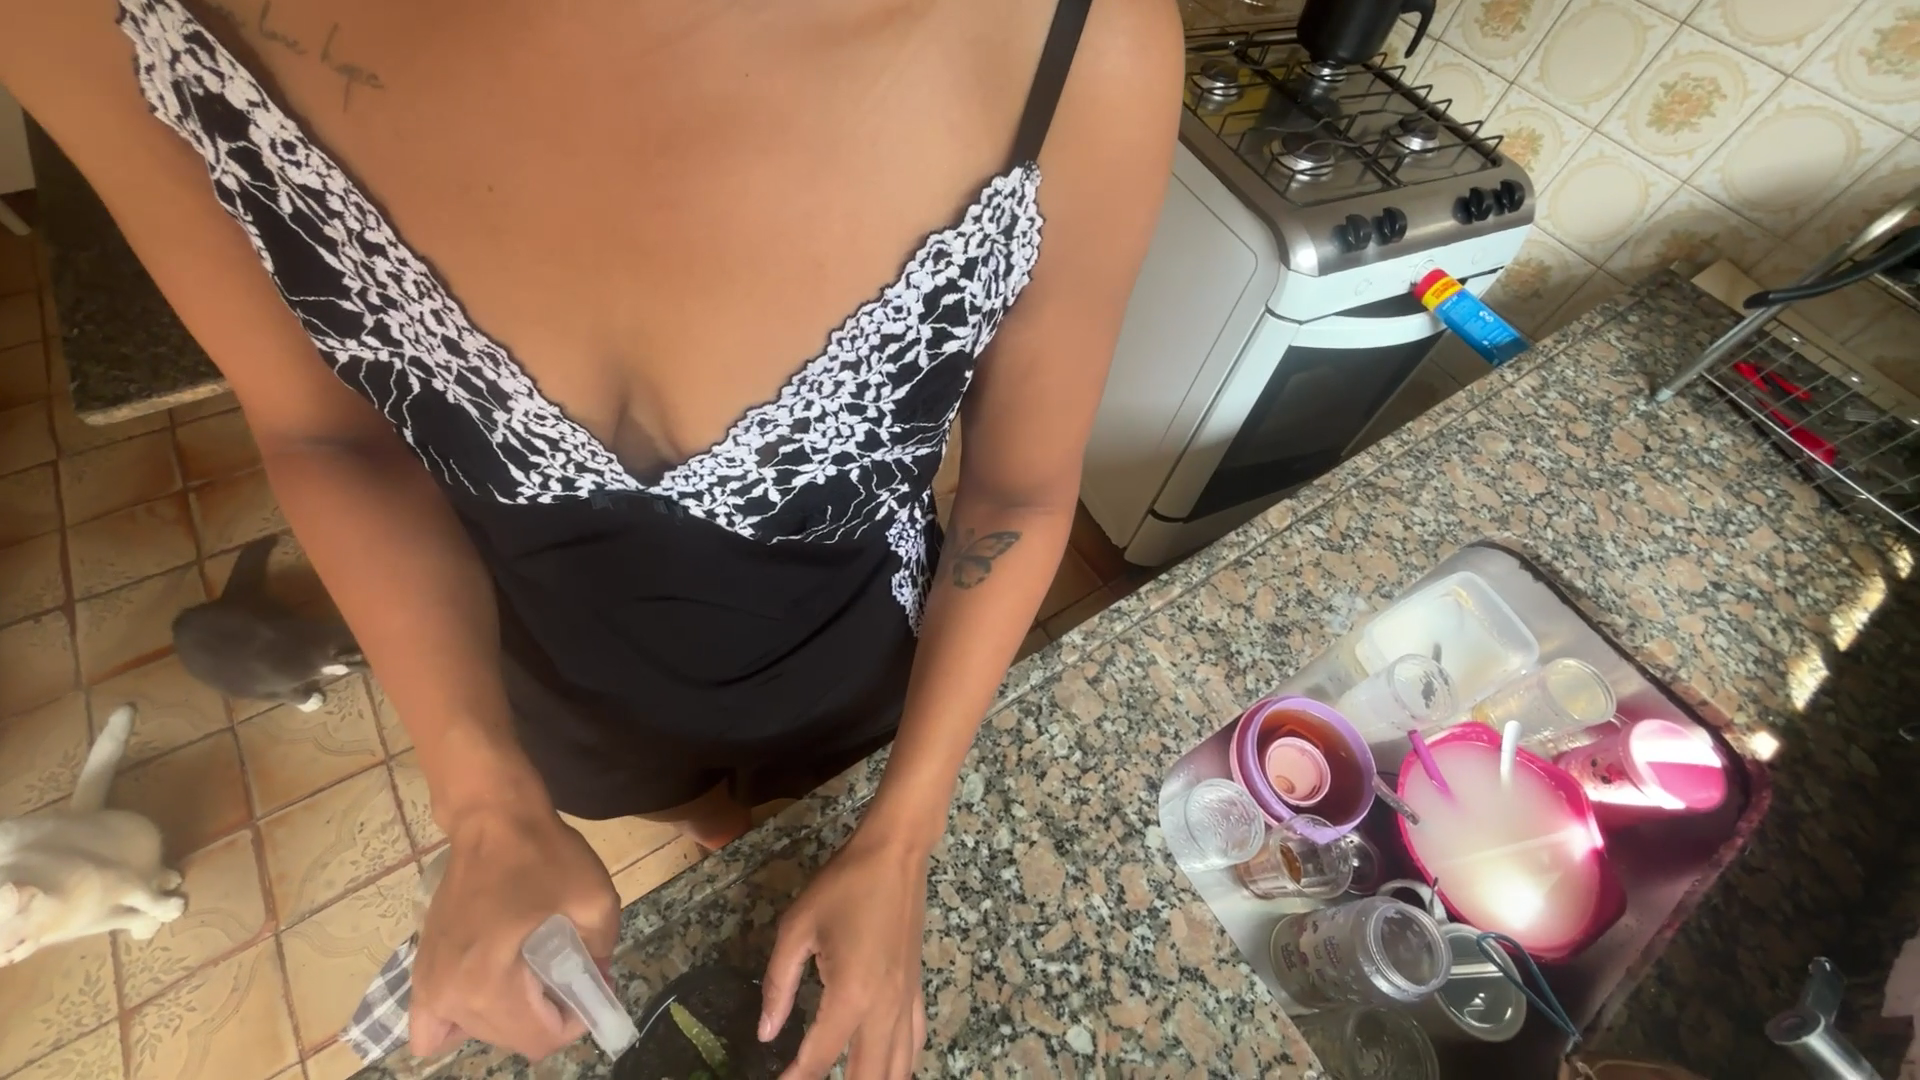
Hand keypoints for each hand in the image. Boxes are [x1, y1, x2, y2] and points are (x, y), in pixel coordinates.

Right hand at [410, 804, 619, 1060]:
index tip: (594, 986)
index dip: (575, 1021)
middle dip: (550, 1015)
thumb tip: (597, 982)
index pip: (537, 1039)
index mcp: (489, 982)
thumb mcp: (594, 897)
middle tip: (575, 972)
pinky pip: (433, 1025)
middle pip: (509, 1039)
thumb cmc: (544, 855)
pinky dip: (464, 1020)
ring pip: (478, 1032)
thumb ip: (601, 948)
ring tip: (540, 974)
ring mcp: (426, 987)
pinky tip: (495, 989)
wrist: (494, 821)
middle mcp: (448, 997)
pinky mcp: (421, 972)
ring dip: (516, 1015)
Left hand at [760, 829, 929, 1078]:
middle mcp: (884, 1009)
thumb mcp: (798, 926)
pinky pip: (914, 1042)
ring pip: (899, 1069)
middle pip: (867, 1078)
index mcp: (851, 995)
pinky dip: (900, 1064)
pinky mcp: (916, 986)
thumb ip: (779, 984)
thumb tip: (766, 1032)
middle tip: (806, 1079)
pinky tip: (884, 1064)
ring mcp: (906, 1000)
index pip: (819, 1060)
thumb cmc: (844, 884)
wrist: (895, 852)